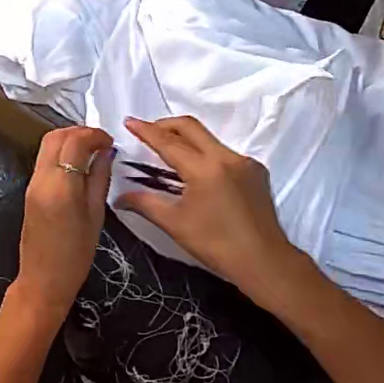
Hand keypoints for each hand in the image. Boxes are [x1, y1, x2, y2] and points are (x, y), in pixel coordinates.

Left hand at [13, 126, 114, 316]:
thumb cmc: (75, 255)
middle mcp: (41, 180)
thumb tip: (106, 154)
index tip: (110, 143)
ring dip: (69, 140)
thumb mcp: (96, 216)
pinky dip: (61, 154)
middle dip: (79, 132)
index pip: (74, 141)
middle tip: (100, 142)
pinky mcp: (29, 191)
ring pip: (46, 146)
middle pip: (55, 136)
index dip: (94, 135)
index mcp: (61, 187)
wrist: (43, 279)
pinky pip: (44, 161)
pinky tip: (78, 165)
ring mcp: (32, 184)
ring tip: (91, 152)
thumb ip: (99, 179)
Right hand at [116, 116, 309, 300]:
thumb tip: (120, 198)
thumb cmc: (216, 244)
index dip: (146, 130)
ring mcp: (245, 163)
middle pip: (191, 128)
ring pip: (209, 139)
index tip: (129, 121)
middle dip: (166, 125)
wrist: (264, 261)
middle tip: (147, 130)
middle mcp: (227, 157)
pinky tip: (197, 172)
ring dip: (186, 139)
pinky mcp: (256, 172)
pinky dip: (206, 155)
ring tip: (168, 152)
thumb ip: (145, 203)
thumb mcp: (174, 224)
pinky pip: (225, 153)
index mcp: (205, 168)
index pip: (168, 142)